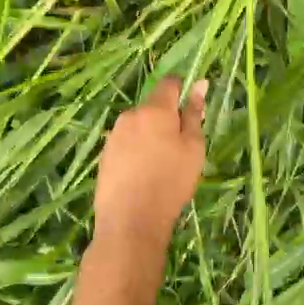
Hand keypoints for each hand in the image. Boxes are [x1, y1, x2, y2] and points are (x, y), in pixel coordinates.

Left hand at [93, 77, 206, 245]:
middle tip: (181, 146)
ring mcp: (113, 136)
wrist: (130, 222)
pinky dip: (137, 152)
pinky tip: (143, 175)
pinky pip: (126, 144)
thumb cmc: (170, 181)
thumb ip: (194, 113)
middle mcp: (130, 116)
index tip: (192, 111)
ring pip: (139, 126)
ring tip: (161, 165)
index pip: (169, 83)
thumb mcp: (193, 147)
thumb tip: (199, 83)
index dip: (182, 90)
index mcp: (154, 109)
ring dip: (151, 136)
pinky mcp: (104, 156)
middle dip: (167, 118)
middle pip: (153, 107)